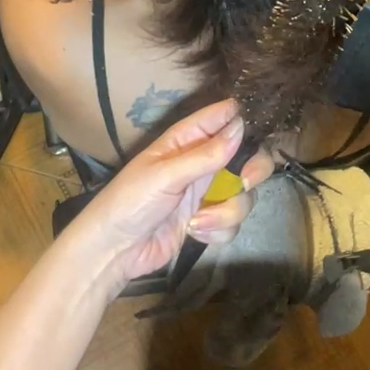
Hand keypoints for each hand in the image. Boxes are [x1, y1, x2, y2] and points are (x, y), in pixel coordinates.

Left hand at [60, 99, 274, 292]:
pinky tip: (194, 233)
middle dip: (252, 171)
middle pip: (248, 157)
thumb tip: (240, 126)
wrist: (114, 251)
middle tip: (245, 182)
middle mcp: (202, 163)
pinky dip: (218, 231)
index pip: (223, 118)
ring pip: (244, 195)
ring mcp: (207, 193)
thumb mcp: (166, 175)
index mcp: (186, 141)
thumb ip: (206, 154)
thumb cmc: (130, 202)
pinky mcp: (209, 221)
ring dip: (227, 211)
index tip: (255, 134)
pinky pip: (233, 223)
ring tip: (197, 221)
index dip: (243, 120)